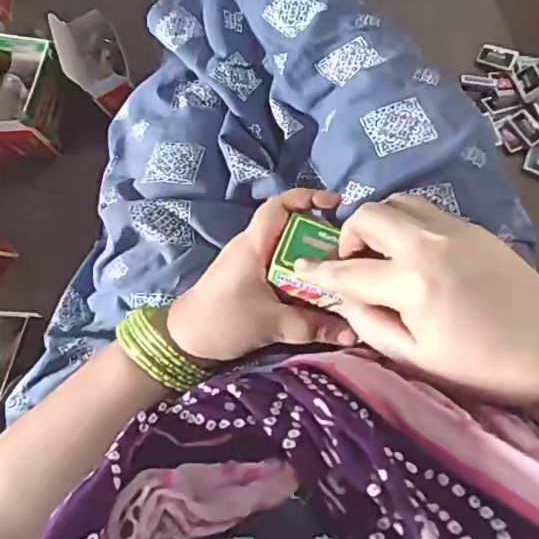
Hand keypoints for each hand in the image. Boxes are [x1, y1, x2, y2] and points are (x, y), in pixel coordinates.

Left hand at [166, 189, 356, 361]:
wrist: (184, 340)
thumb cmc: (223, 321)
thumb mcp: (272, 324)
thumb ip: (313, 327)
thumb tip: (353, 333)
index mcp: (253, 245)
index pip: (279, 206)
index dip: (308, 198)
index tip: (335, 204)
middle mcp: (250, 247)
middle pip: (290, 228)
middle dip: (318, 235)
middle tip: (344, 252)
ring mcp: (247, 263)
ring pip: (285, 249)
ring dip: (309, 257)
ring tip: (336, 271)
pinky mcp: (247, 279)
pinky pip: (278, 267)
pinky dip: (297, 273)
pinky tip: (313, 289)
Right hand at [292, 195, 538, 404]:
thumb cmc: (481, 365)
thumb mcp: (415, 357)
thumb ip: (369, 324)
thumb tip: (344, 298)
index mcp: (412, 283)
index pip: (348, 269)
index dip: (318, 269)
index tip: (300, 266)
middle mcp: (428, 243)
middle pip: (369, 215)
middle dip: (349, 236)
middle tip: (354, 263)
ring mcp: (454, 229)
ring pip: (397, 202)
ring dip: (379, 223)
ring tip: (382, 254)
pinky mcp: (474, 227)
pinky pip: (425, 211)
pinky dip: (406, 224)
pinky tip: (413, 252)